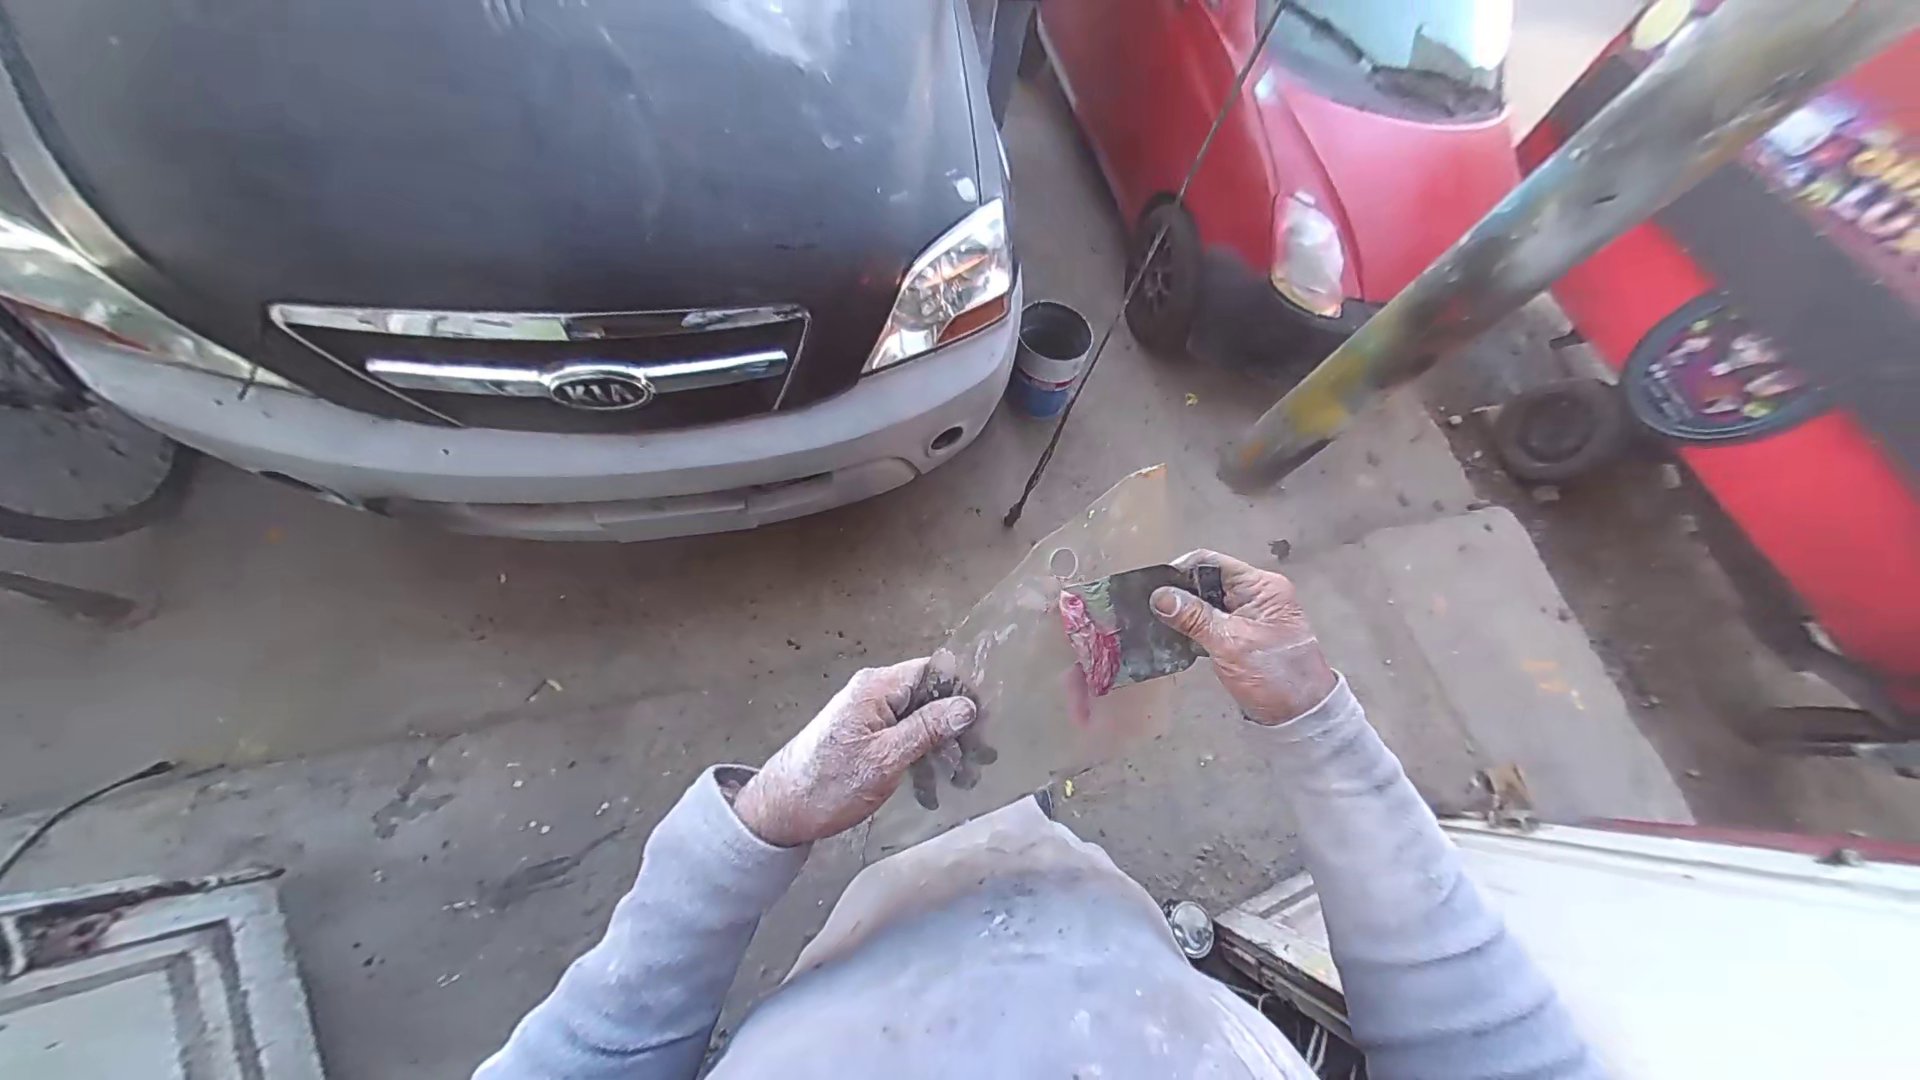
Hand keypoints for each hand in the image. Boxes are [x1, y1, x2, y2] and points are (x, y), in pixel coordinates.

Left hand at [732, 658, 976, 846]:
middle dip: (958, 726)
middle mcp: (876, 692)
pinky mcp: (868, 735)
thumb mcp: (885, 759)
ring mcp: (871, 713)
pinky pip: (906, 736)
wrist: (778, 812)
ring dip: (944, 747)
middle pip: (930, 696)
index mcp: (877, 686)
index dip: (962, 691)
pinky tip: (935, 788)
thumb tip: (967, 705)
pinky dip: (923, 757)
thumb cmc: (829, 783)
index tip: (986, 721)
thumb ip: (927, 729)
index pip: (933, 670)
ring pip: (921, 719)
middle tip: (981, 760)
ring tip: (964, 778)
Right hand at [1151, 549, 1337, 724]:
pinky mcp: (1240, 632)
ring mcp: (1249, 614)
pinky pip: (1210, 619)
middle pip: (1206, 580)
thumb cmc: (1275, 677)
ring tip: (1162, 621)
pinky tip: (1178, 635)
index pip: (1213, 562)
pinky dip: (1194, 626)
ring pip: (1205, 601)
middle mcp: (1256, 594)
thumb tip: (1160, 596)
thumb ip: (1193, 617)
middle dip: (1180, 592)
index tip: (1157, 588)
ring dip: (1186, 611)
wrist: (1301, 716)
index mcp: (1262, 587)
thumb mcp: (1229, 643)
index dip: (1181, 570)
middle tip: (1155, 607)